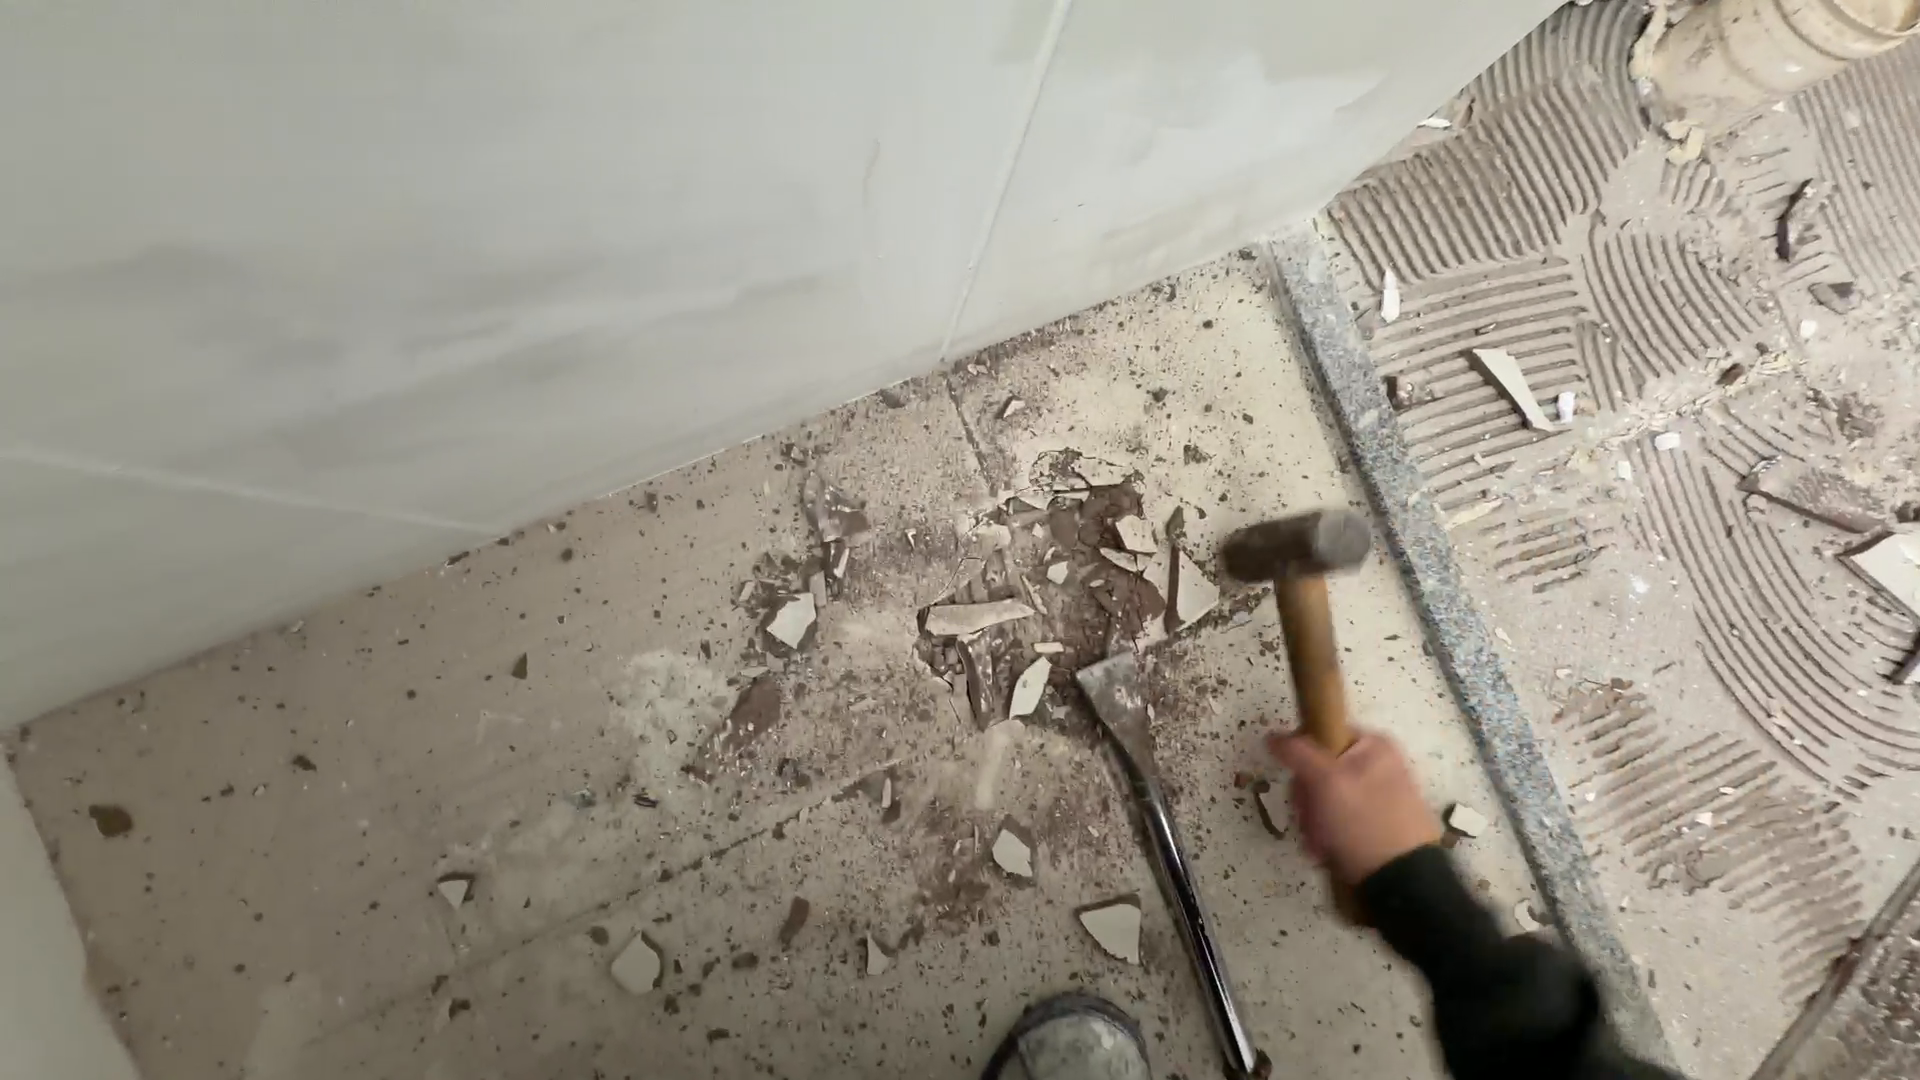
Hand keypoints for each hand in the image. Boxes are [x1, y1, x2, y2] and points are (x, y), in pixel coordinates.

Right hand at [1266, 731, 1442, 885]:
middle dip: (1307, 798)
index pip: (1318, 735)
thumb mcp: (1326, 782)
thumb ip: (1296, 752)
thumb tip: (1272, 736)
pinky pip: (1336, 817)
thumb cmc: (1365, 824)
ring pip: (1323, 796)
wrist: (1404, 885)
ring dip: (1313, 819)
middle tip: (1312, 817)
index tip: (1300, 782)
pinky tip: (1328, 848)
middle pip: (1317, 768)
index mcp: (1373, 746)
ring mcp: (1378, 795)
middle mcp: (1378, 765)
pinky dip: (1326, 832)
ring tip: (1321, 840)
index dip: (1301, 758)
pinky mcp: (1376, 822)